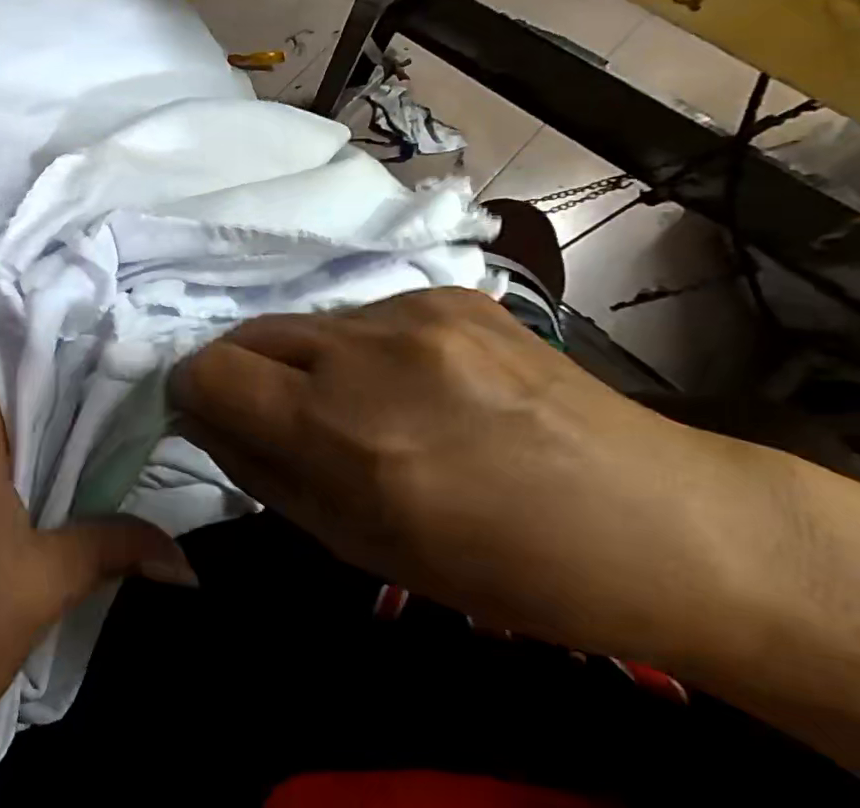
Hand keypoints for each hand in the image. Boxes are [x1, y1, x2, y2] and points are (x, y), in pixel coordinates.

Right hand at [169, 287, 779, 664]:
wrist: (666, 525)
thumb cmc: (498, 566)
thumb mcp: (354, 542)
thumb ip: (258, 470)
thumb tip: (201, 420)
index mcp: (343, 431)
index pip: (210, 371)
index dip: (193, 392)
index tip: (208, 415)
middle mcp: (369, 354)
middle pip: (246, 334)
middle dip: (240, 374)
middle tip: (275, 417)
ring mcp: (416, 313)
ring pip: (302, 324)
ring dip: (301, 362)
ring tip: (359, 405)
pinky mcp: (452, 293)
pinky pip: (360, 316)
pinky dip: (357, 350)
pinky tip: (412, 386)